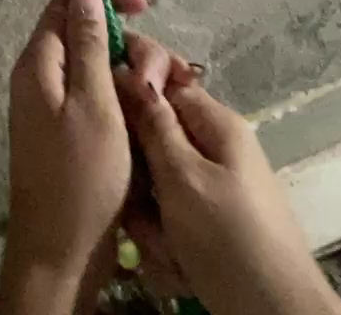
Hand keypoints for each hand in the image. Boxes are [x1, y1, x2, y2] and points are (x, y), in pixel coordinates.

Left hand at [0, 0, 148, 314]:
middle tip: (162, 74)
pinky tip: (156, 113)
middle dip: (129, 44)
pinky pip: (100, 98)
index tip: (144, 8)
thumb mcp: (94, 104)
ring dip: (135, 74)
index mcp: (39, 65)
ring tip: (166, 96)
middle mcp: (42, 80)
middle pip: (87, 36)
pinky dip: (128, 98)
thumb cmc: (81, 179)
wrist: (62, 257)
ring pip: (100, 69)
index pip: (66, 5)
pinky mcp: (71, 133)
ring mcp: (56, 108)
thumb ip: (88, 44)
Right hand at [116, 55, 340, 314]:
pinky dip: (170, 249)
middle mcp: (214, 150)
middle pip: (153, 143)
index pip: (164, 82)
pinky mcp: (207, 226)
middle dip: (142, 182)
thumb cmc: (231, 239)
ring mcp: (211, 190)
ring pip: (156, 190)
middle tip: (148, 211)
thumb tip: (131, 70)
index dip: (132, 93)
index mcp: (216, 124)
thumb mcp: (184, 177)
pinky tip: (181, 270)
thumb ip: (154, 124)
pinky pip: (170, 223)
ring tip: (172, 252)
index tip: (109, 119)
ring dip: (154, 225)